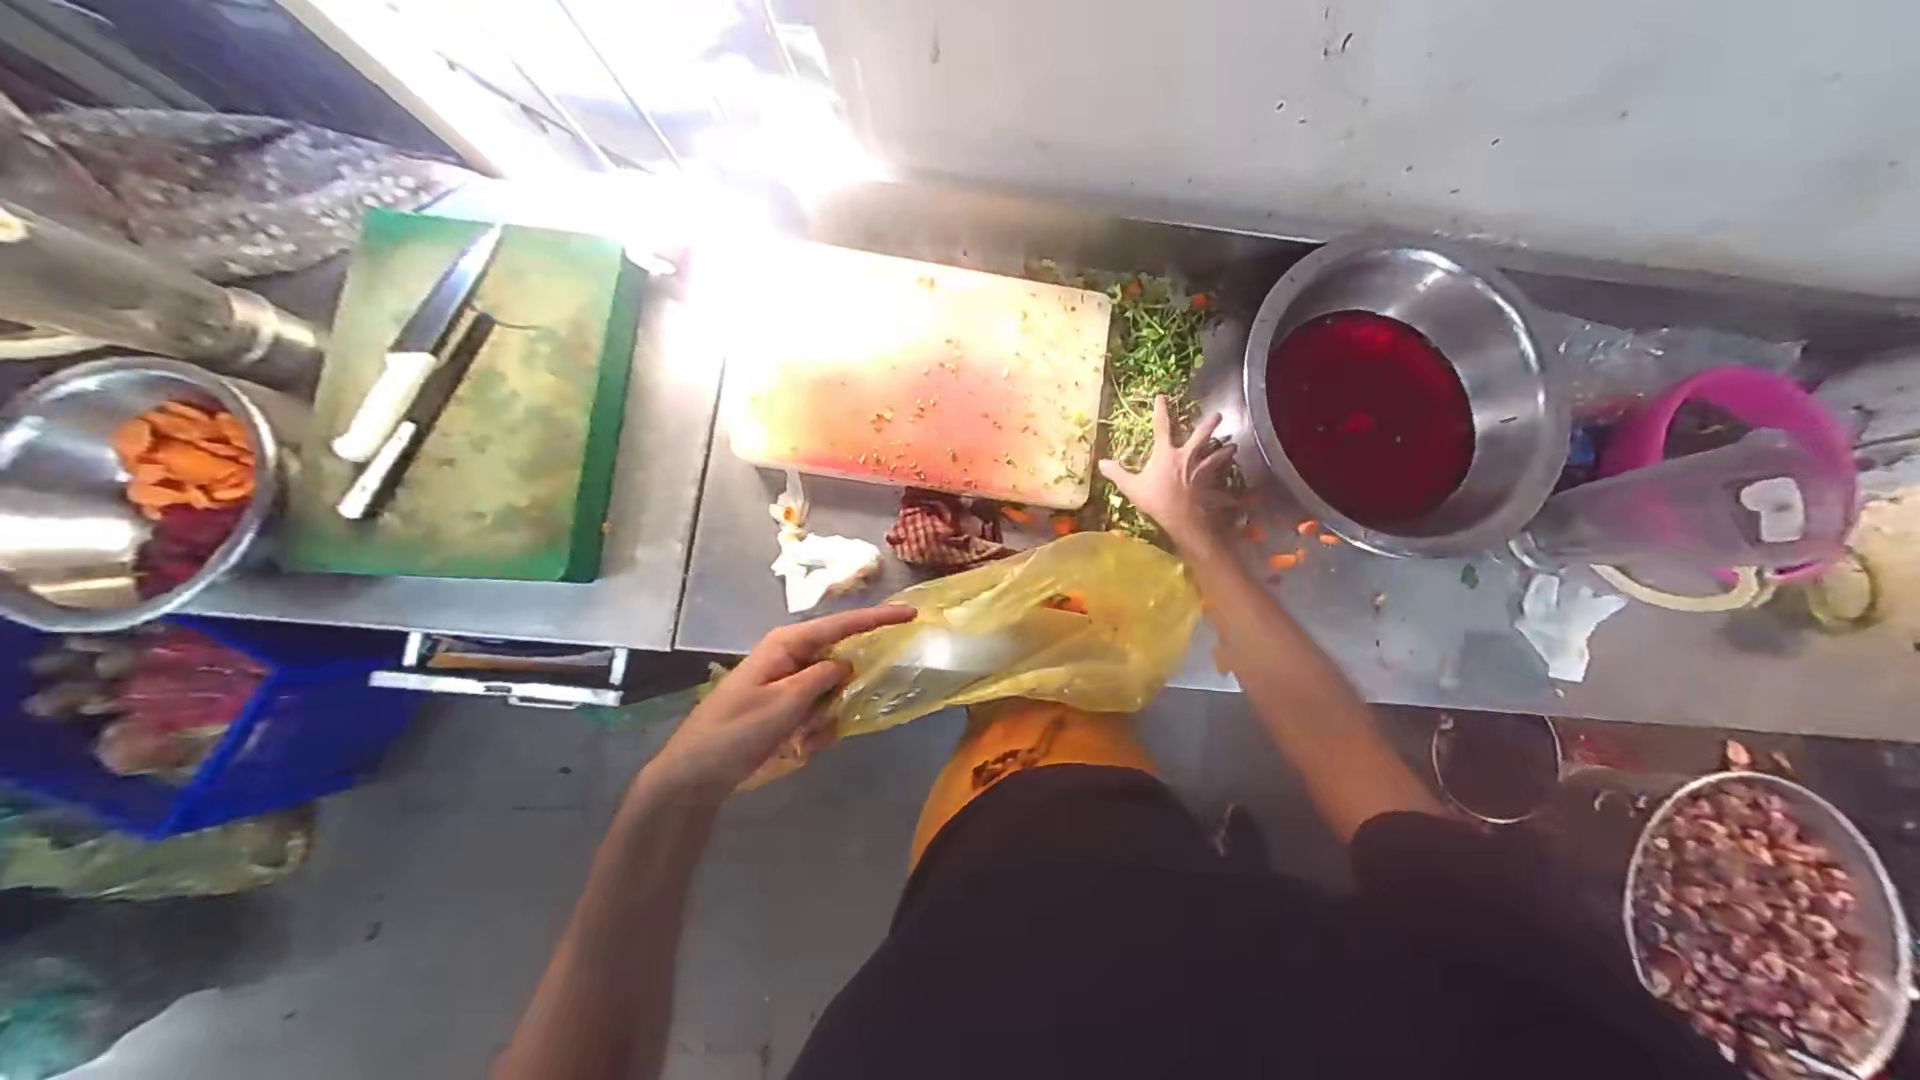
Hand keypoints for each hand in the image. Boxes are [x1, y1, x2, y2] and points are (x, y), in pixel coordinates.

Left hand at [646, 604, 916, 798]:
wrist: (696, 773)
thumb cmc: (735, 731)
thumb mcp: (785, 703)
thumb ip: (823, 678)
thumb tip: (848, 664)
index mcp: (787, 645)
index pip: (841, 624)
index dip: (878, 618)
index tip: (910, 614)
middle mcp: (790, 657)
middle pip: (840, 661)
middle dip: (844, 692)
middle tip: (828, 718)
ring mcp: (788, 682)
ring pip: (832, 691)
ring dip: (827, 717)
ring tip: (803, 740)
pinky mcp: (786, 704)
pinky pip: (819, 709)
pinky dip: (816, 729)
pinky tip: (799, 746)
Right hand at [1098, 395, 1234, 548]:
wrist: (1181, 516)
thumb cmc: (1155, 499)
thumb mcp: (1131, 487)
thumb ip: (1117, 473)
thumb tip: (1101, 463)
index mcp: (1165, 454)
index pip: (1162, 427)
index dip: (1161, 410)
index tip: (1162, 397)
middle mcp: (1185, 457)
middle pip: (1200, 436)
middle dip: (1209, 425)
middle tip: (1219, 415)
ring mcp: (1200, 470)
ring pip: (1216, 455)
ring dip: (1225, 450)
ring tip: (1233, 445)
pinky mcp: (1209, 483)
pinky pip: (1220, 476)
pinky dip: (1227, 475)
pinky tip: (1232, 474)